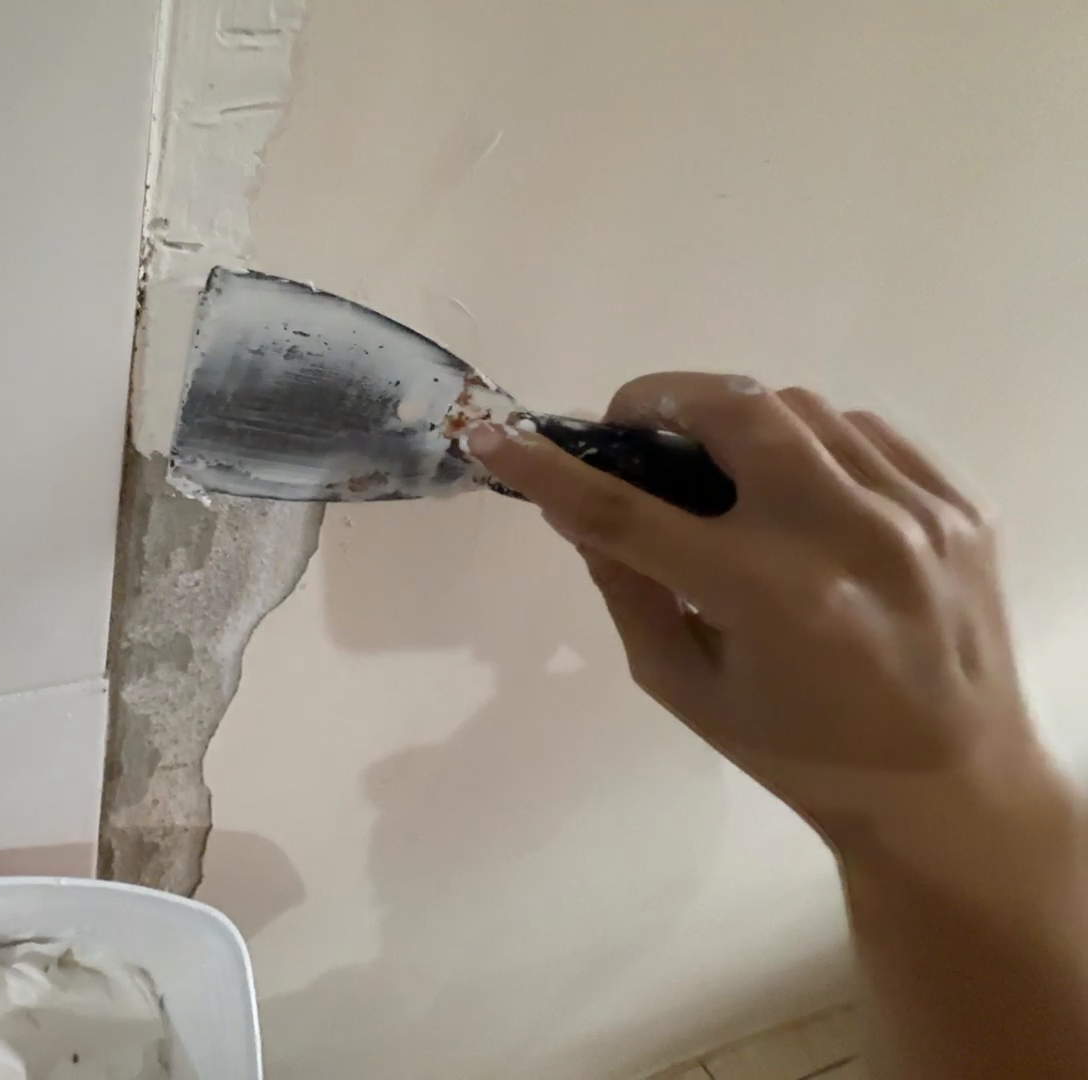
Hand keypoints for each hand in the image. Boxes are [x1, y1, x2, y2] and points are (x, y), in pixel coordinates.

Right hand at [469, 373, 1069, 859]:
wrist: (954, 787)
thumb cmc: (789, 746)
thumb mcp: (675, 678)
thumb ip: (622, 583)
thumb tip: (570, 508)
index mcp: (764, 596)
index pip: (623, 511)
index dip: (544, 469)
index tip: (490, 439)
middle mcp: (848, 536)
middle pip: (733, 411)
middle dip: (653, 402)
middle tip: (624, 433)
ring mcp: (918, 512)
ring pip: (796, 405)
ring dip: (723, 418)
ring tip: (701, 463)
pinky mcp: (961, 504)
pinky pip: (859, 427)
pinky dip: (795, 435)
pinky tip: (777, 482)